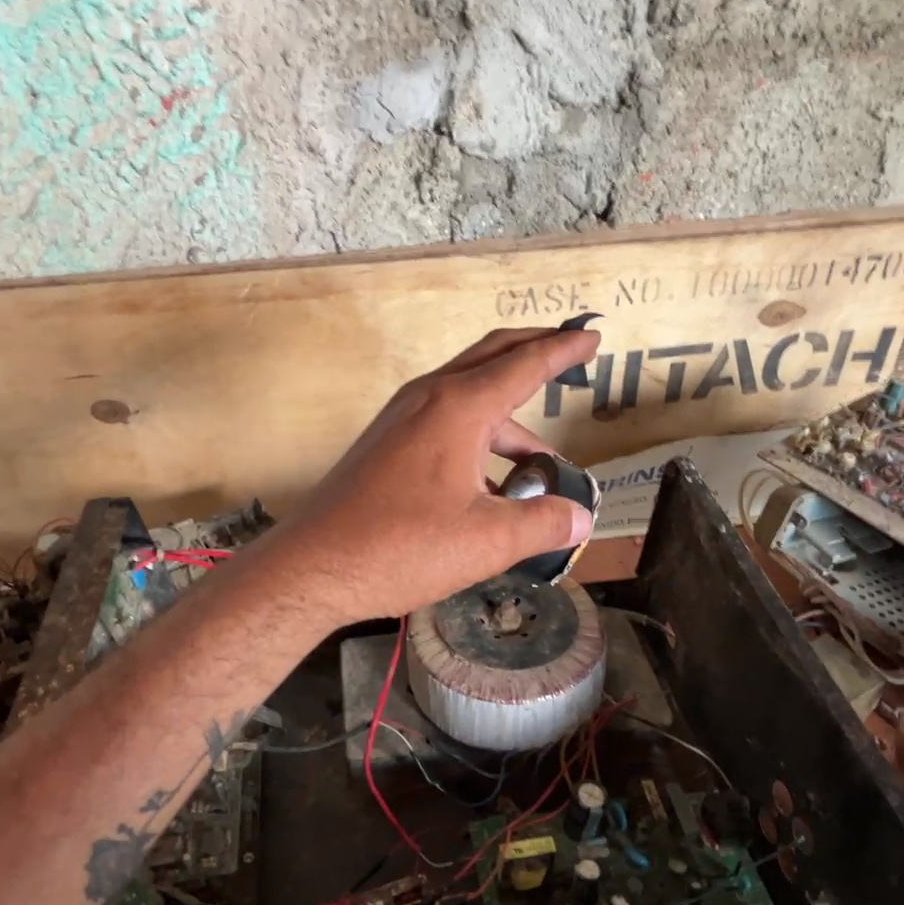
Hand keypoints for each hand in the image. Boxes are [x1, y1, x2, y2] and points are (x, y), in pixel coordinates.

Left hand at [245, 327, 599, 627]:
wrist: (311, 566)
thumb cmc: (400, 548)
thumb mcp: (487, 541)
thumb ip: (543, 524)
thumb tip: (581, 518)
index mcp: (458, 407)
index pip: (525, 364)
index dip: (563, 351)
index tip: (592, 339)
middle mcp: (428, 398)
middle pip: (491, 357)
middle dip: (534, 352)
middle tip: (570, 353)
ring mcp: (401, 419)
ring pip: (467, 396)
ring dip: (509, 416)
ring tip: (541, 466)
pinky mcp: (386, 444)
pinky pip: (444, 422)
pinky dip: (478, 437)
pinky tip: (491, 486)